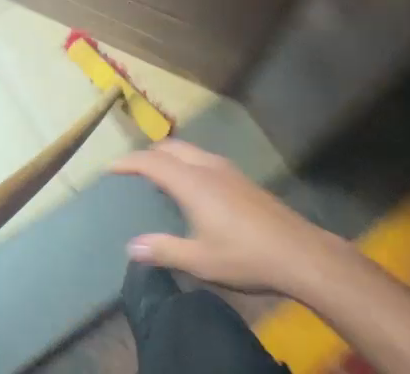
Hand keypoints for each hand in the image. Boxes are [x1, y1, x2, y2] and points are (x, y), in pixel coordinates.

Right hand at [110, 140, 349, 294]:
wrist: (298, 252)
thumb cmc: (245, 257)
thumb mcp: (199, 261)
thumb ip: (164, 250)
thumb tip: (131, 246)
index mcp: (193, 183)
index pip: (152, 162)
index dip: (129, 163)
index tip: (110, 168)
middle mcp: (208, 167)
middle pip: (171, 148)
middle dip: (149, 155)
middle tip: (133, 172)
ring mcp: (228, 171)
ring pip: (190, 151)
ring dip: (170, 158)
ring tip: (159, 178)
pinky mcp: (242, 180)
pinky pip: (204, 160)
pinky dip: (187, 164)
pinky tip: (192, 189)